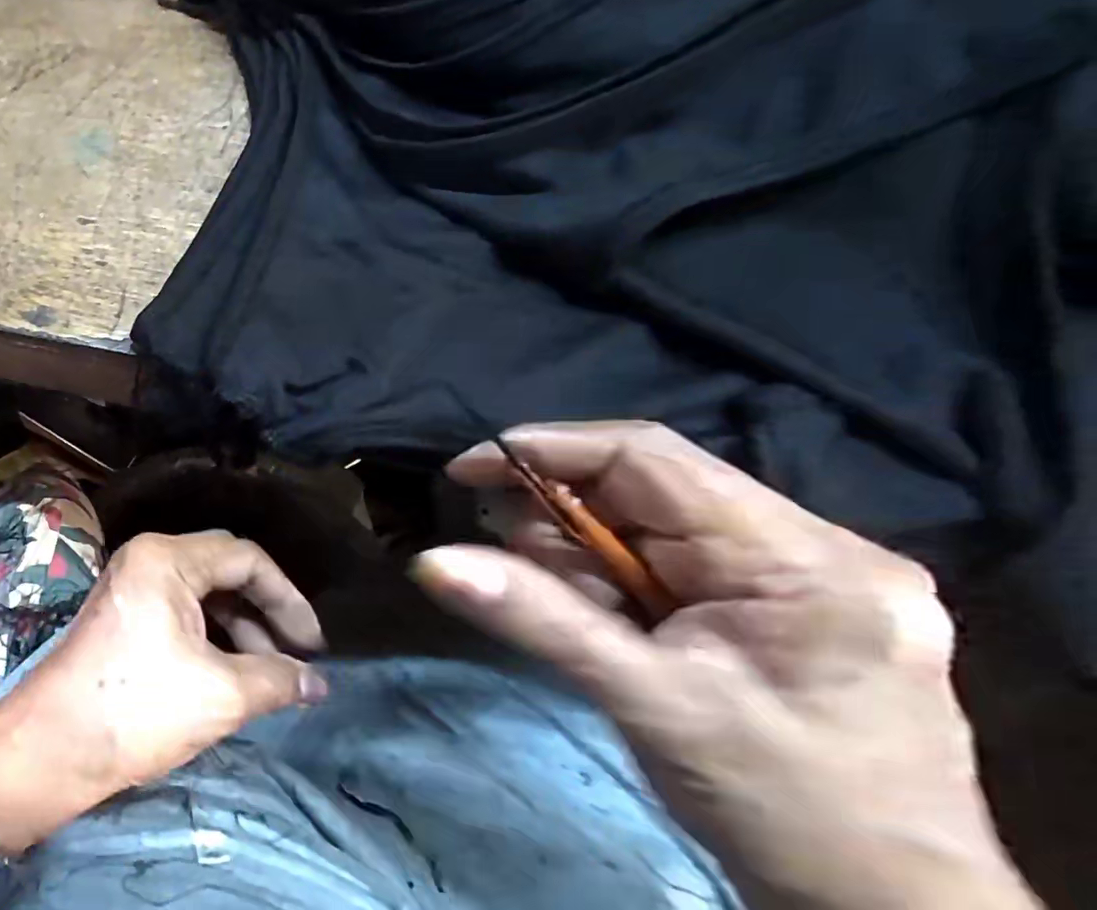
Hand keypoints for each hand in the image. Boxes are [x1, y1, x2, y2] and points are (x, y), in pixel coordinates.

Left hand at [0, 531, 328, 854]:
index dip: (288, 599)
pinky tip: (232, 673)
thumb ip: (277, 679)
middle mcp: (147, 558)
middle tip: (296, 661)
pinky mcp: (124, 614)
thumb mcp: (220, 694)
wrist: (49, 748)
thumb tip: (316, 683)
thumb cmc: (137, 710)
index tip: (313, 646)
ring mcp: (131, 584)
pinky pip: (181, 611)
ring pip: (203, 594)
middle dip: (266, 615)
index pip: (246, 558)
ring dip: (241, 630)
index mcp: (166, 559)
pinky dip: (212, 637)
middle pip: (224, 571)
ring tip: (268, 676)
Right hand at [415, 421, 1038, 909]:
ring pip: (647, 518)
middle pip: (644, 485)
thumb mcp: (645, 701)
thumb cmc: (777, 805)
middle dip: (561, 516)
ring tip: (576, 609)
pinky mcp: (776, 595)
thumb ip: (538, 619)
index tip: (467, 470)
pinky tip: (609, 617)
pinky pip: (665, 553)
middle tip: (514, 561)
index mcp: (799, 556)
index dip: (546, 449)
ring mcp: (796, 567)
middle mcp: (808, 542)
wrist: (882, 906)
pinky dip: (610, 575)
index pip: (648, 456)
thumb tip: (431, 562)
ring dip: (582, 552)